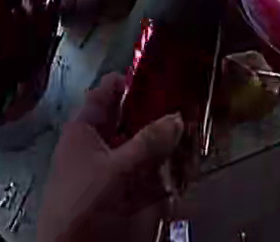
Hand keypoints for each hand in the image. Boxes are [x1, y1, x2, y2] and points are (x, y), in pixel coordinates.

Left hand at [37, 73, 183, 241]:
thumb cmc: (82, 205)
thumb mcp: (115, 169)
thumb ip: (147, 143)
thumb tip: (177, 118)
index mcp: (85, 129)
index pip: (109, 92)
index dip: (133, 81)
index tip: (164, 74)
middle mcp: (100, 147)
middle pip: (134, 123)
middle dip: (160, 118)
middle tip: (191, 108)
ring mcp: (115, 176)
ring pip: (147, 153)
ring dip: (169, 149)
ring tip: (196, 139)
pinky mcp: (128, 203)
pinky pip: (153, 183)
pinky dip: (169, 178)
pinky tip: (188, 173)